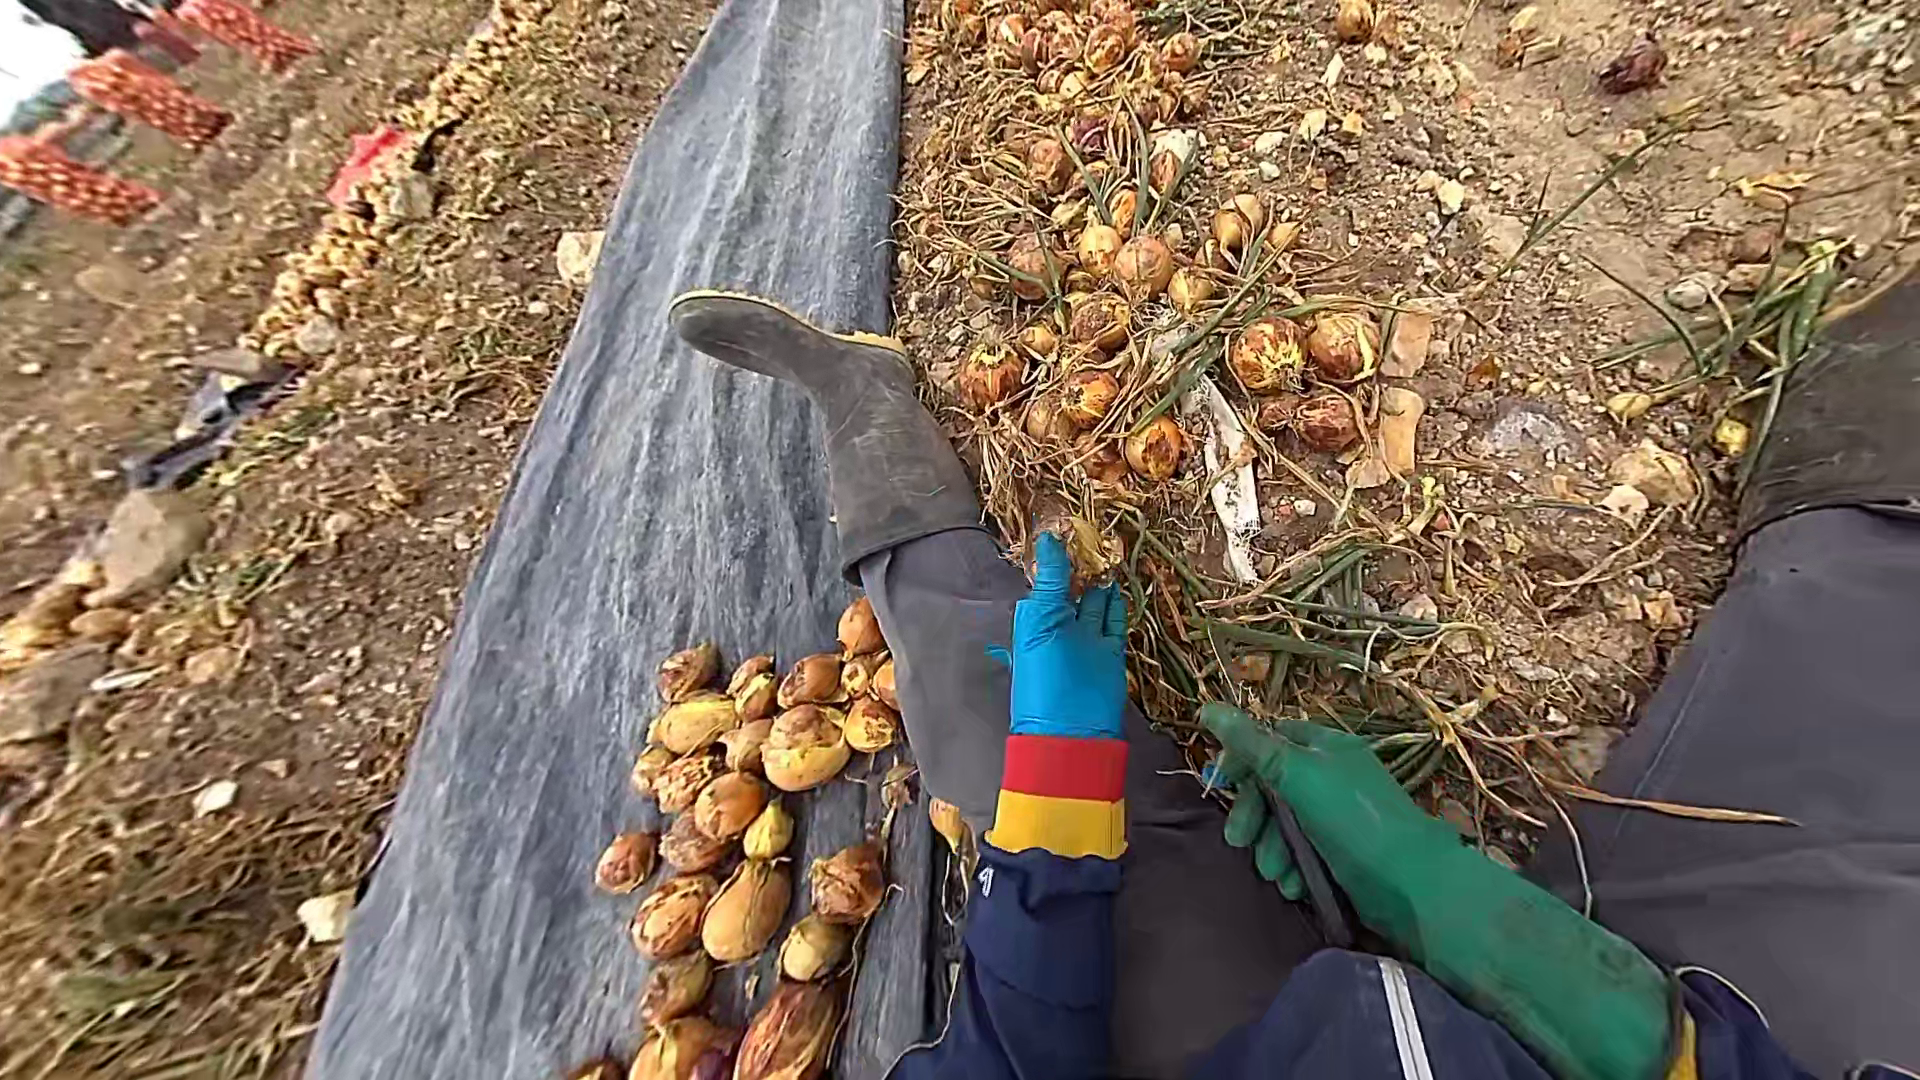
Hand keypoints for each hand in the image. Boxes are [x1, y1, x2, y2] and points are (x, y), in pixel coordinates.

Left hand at [988, 532, 1127, 739]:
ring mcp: (1086, 638)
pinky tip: (1119, 586)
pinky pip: (1114, 623)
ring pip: (1095, 603)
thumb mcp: (1040, 619)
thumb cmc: (1045, 672)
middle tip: (1099, 537)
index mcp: (1037, 616)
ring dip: (1102, 583)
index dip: (1061, 557)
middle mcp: (1061, 625)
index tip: (1074, 528)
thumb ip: (1049, 578)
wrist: (1071, 728)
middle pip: (1075, 588)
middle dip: (1085, 567)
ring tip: (1111, 555)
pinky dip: (1117, 606)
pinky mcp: (1110, 652)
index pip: (1050, 579)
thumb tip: (1049, 537)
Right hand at [1202, 704, 1670, 1079]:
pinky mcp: (1342, 850)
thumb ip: (1249, 742)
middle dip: (1252, 814)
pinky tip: (1290, 884)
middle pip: (1269, 782)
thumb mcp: (1295, 773)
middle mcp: (1328, 774)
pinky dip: (1290, 863)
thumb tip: (1206, 707)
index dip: (1239, 758)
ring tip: (1272, 873)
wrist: (1421, 893)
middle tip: (1238, 841)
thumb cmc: (1354, 820)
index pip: (1265, 737)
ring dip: (1269, 845)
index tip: (1219, 782)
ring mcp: (1336, 814)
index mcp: (1322, 745)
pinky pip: (1301, 848)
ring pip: (1282, 820)